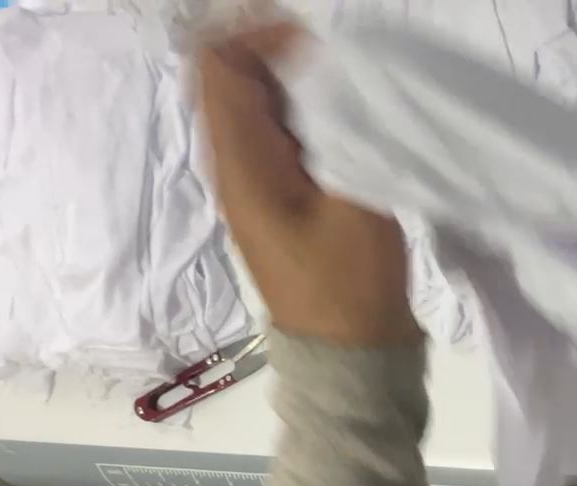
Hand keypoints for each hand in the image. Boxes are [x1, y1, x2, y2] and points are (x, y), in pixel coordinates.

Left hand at [197, 24, 419, 346]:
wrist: (352, 358)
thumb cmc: (351, 285)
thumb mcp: (354, 203)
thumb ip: (342, 135)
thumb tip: (336, 80)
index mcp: (239, 161)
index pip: (220, 61)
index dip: (265, 37)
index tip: (325, 50)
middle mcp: (236, 168)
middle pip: (240, 83)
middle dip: (290, 66)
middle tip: (348, 80)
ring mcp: (260, 191)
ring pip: (267, 115)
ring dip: (306, 102)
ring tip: (356, 111)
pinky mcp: (287, 210)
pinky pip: (287, 148)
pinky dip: (315, 133)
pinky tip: (353, 146)